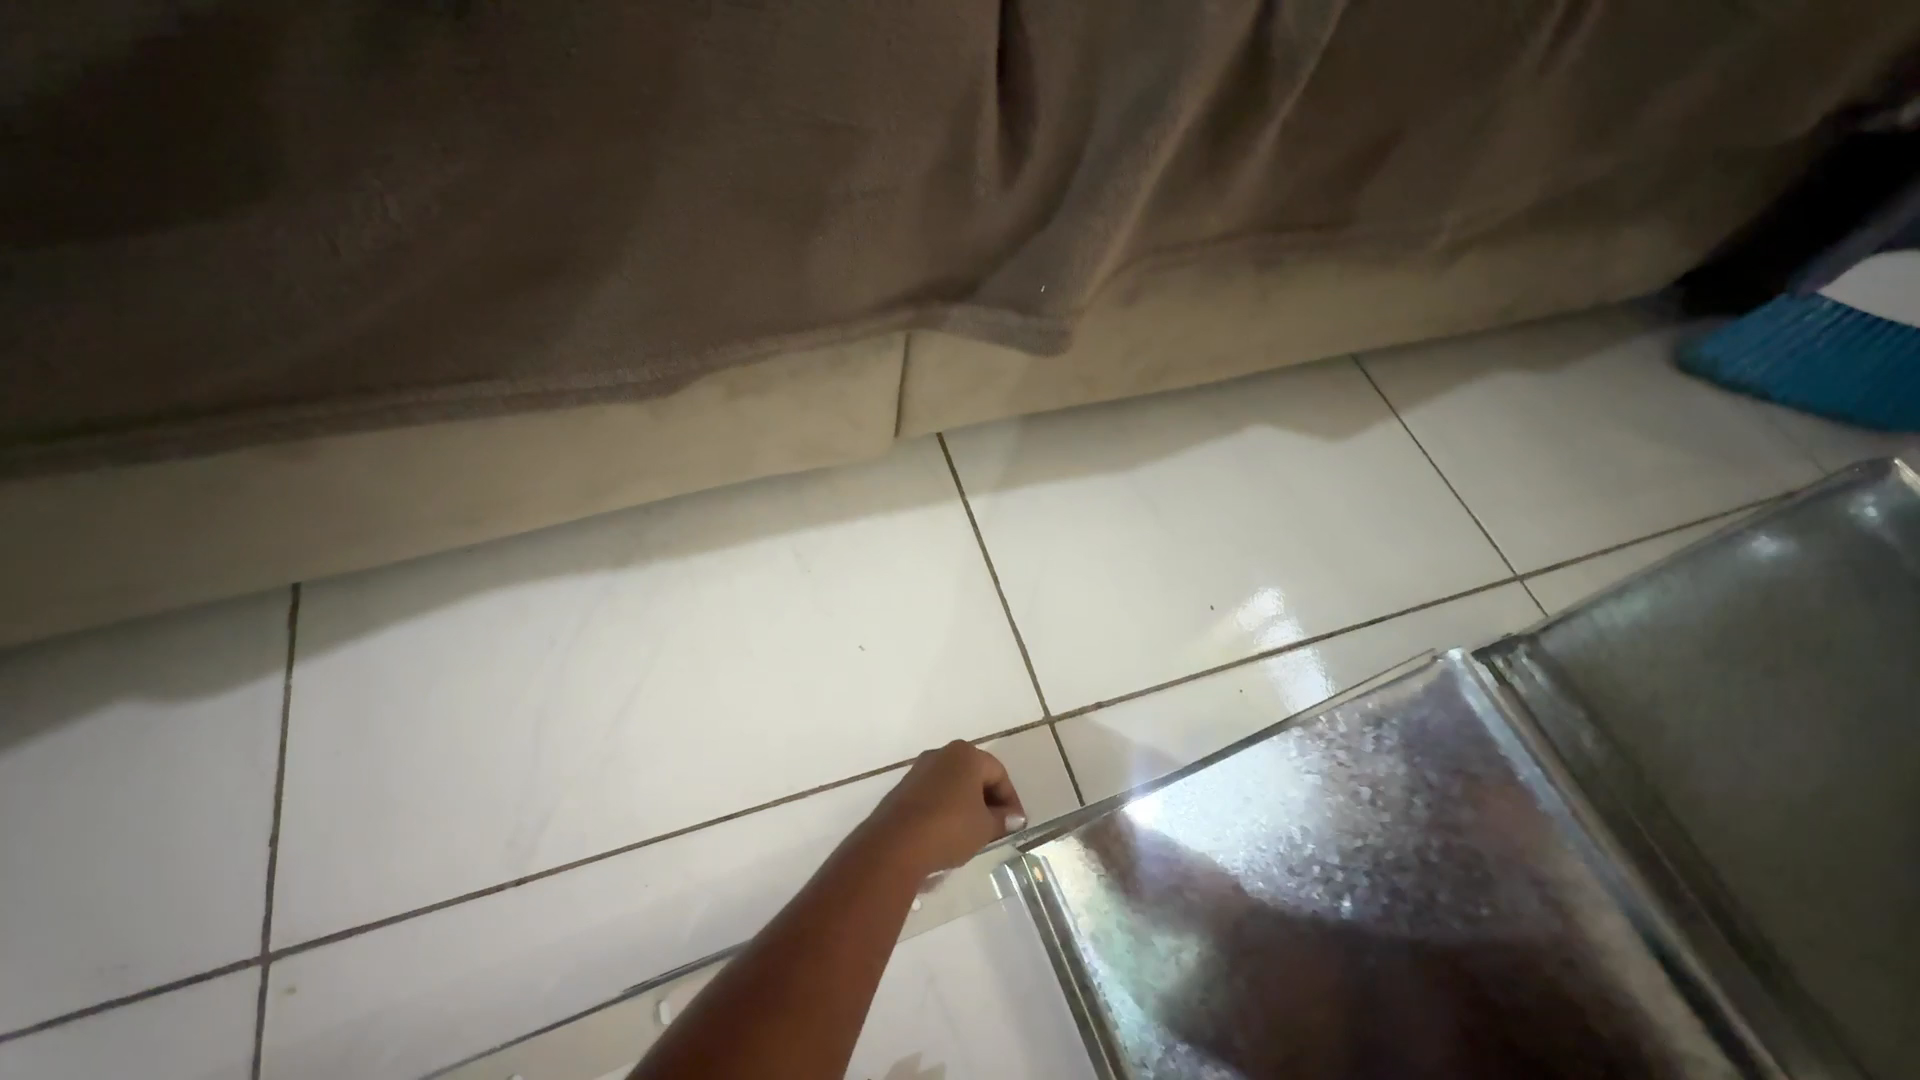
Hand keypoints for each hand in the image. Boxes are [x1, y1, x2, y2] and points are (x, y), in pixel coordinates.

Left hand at [855, 741, 1025, 876]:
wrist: (895, 845)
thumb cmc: (949, 828)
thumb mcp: (985, 827)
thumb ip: (1002, 819)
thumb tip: (1013, 818)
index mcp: (966, 755)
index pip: (998, 773)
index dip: (1011, 800)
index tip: (1016, 825)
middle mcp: (941, 754)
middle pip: (974, 775)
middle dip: (989, 801)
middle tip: (998, 828)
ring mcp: (918, 770)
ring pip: (953, 785)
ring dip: (967, 806)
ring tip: (975, 834)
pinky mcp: (903, 789)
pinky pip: (934, 795)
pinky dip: (947, 810)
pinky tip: (950, 834)